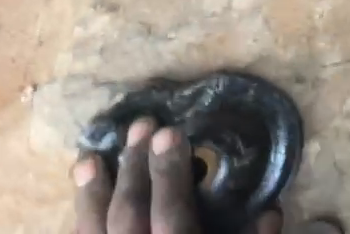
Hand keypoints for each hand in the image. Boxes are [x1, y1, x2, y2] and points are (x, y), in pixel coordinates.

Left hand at [73, 118, 281, 233]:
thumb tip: (272, 212)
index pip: (168, 210)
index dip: (168, 171)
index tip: (172, 130)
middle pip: (126, 215)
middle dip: (133, 169)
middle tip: (139, 126)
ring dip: (90, 196)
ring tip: (87, 158)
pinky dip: (78, 229)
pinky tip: (78, 210)